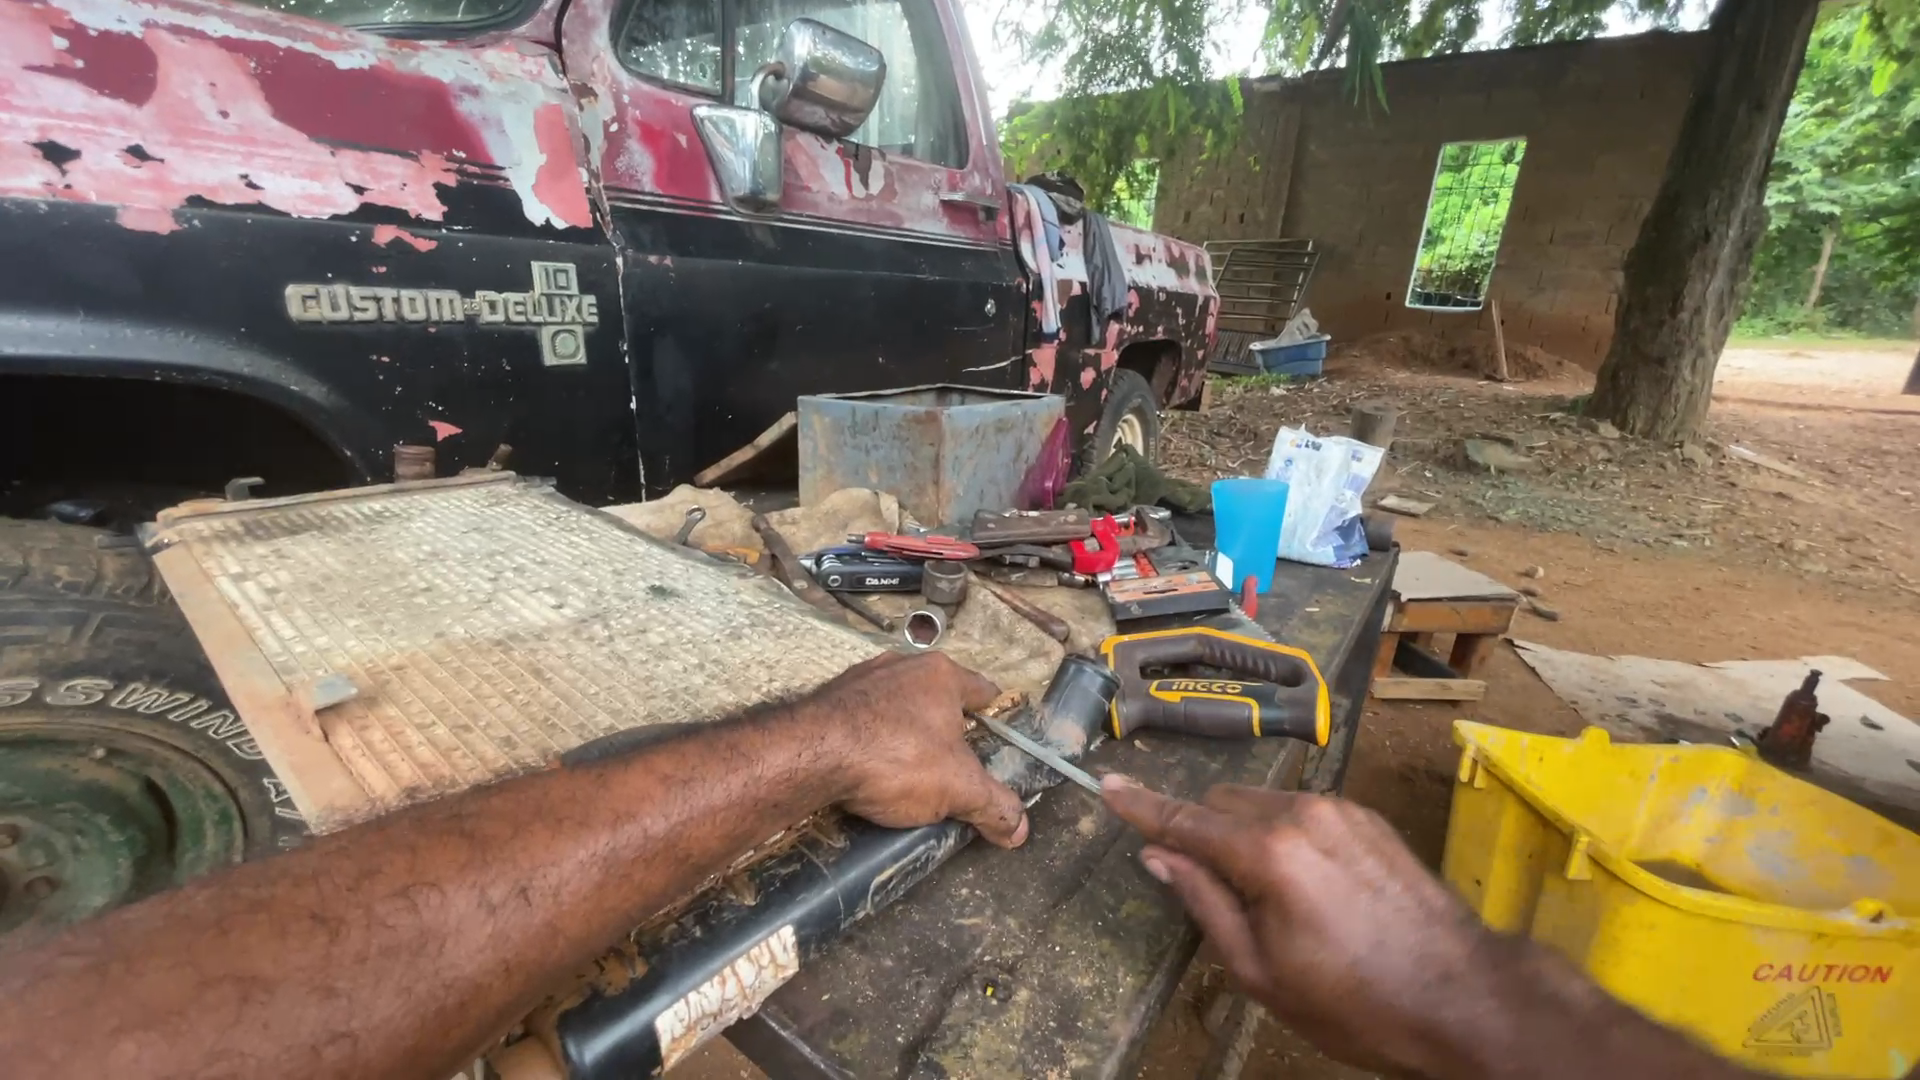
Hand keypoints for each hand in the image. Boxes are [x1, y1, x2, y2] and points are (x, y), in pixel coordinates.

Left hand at [808, 653, 1028, 847]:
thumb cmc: (896, 758)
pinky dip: (870, 734)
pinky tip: (868, 762)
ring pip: (898, 701)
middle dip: (945, 723)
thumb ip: (994, 805)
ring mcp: (863, 677)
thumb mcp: (958, 789)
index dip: (991, 711)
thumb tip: (1019, 829)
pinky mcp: (830, 696)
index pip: (980, 688)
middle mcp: (904, 665)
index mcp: (941, 675)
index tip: (994, 729)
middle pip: (937, 694)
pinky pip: (862, 715)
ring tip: (908, 763)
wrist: (812, 753)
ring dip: (905, 726)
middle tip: (952, 758)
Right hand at [1102, 779, 1498, 1075]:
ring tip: (1274, 891)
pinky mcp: (1364, 814)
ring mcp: (1335, 809)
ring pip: (1259, 801)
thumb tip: (1158, 856)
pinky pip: (1299, 808)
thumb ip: (1203, 903)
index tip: (1106, 784)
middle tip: (1218, 886)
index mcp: (1266, 856)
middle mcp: (1297, 815)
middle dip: (1204, 831)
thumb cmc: (1355, 1003)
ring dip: (1244, 831)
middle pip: (1220, 803)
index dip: (1140, 805)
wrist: (1469, 1000)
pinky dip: (1283, 831)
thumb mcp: (1262, 972)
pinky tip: (1312, 879)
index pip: (1184, 820)